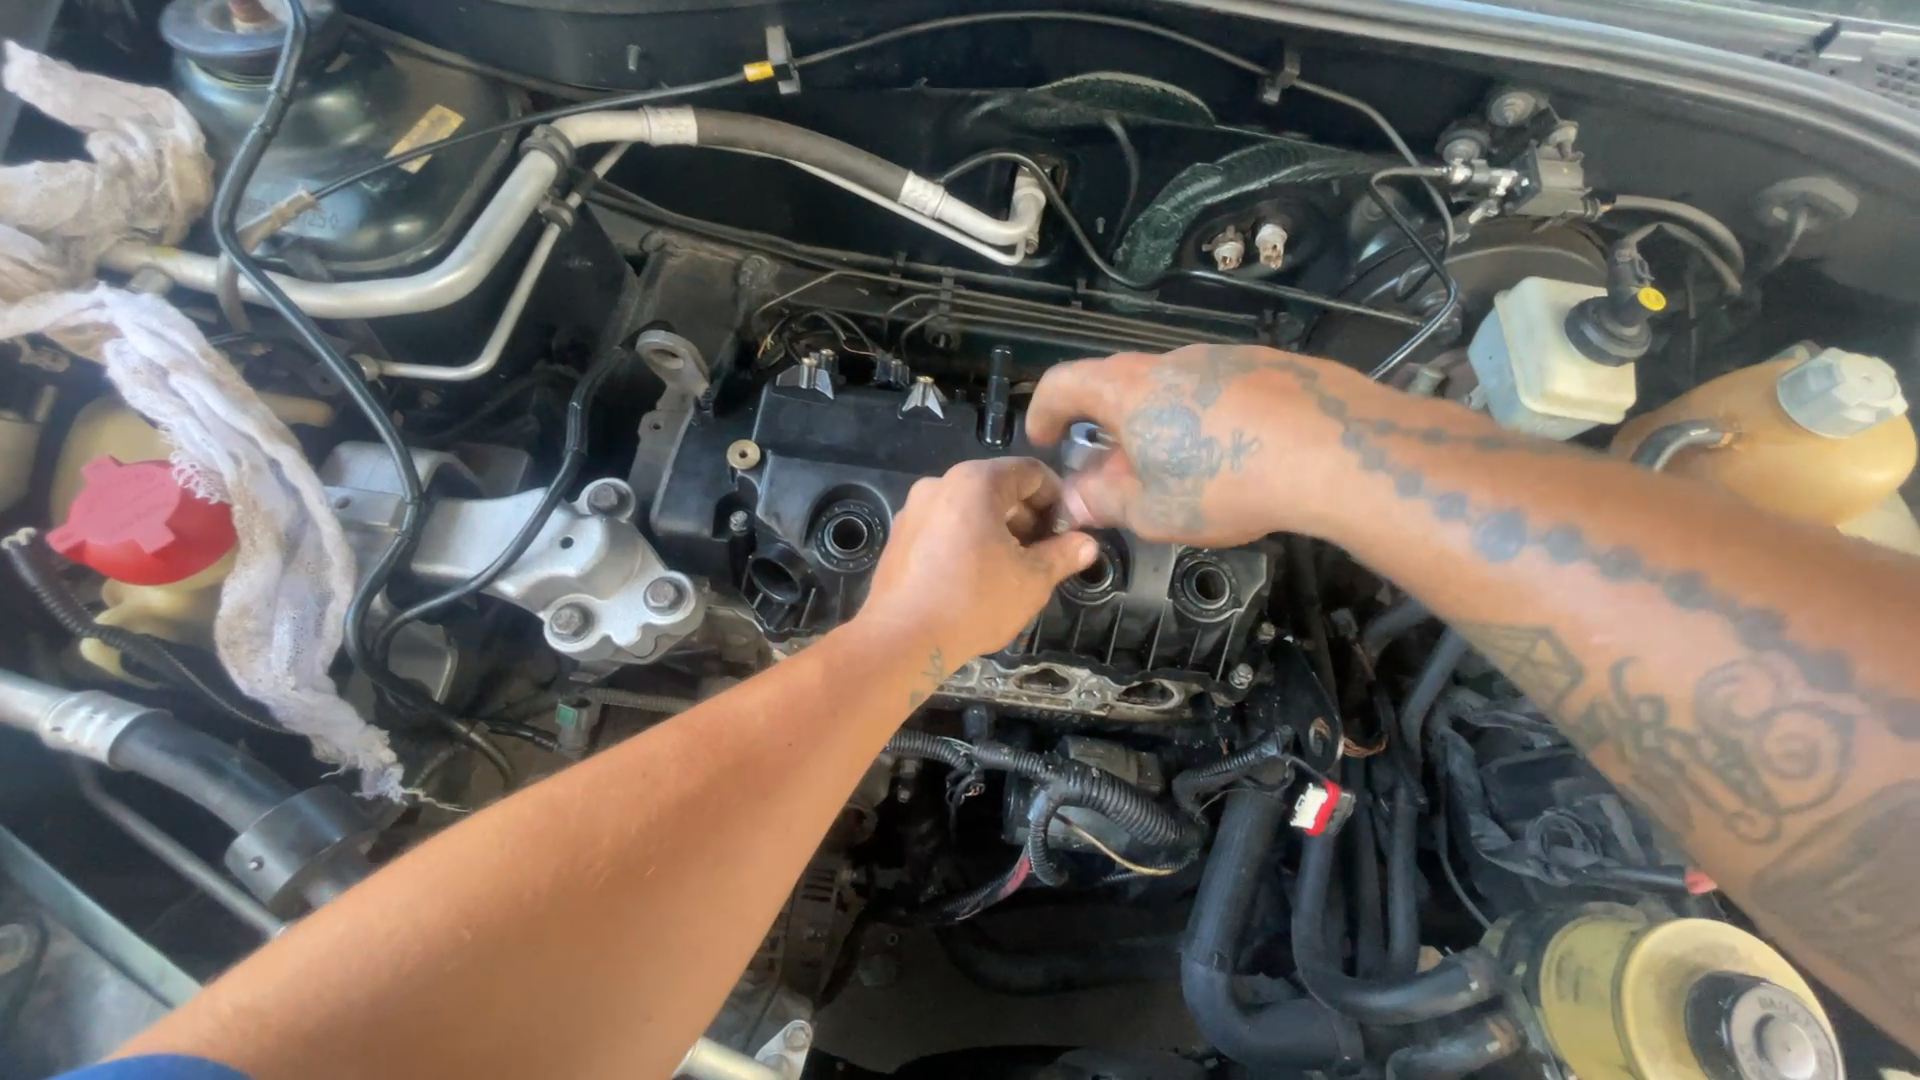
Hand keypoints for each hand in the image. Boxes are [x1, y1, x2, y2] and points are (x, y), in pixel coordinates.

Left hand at [857, 458, 1099, 662]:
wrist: (901, 640)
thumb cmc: (974, 602)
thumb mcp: (1032, 580)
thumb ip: (1063, 555)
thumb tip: (1087, 544)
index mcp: (975, 482)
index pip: (1030, 472)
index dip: (1057, 499)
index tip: (1067, 532)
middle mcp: (939, 484)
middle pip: (998, 487)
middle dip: (1027, 518)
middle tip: (1043, 555)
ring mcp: (913, 510)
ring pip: (969, 509)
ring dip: (998, 531)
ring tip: (1012, 571)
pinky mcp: (899, 537)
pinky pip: (944, 528)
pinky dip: (967, 542)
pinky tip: (974, 579)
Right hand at [1027, 344, 1357, 545]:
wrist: (1338, 452)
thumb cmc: (1225, 483)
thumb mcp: (1151, 509)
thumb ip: (1102, 500)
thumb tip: (1073, 500)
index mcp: (1129, 390)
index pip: (1062, 383)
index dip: (1042, 411)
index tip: (1044, 439)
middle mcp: (1171, 360)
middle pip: (1119, 385)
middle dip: (1107, 426)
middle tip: (1115, 469)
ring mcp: (1224, 356)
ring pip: (1172, 388)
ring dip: (1160, 423)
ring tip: (1182, 468)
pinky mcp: (1270, 364)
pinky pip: (1219, 389)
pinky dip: (1207, 418)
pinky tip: (1237, 455)